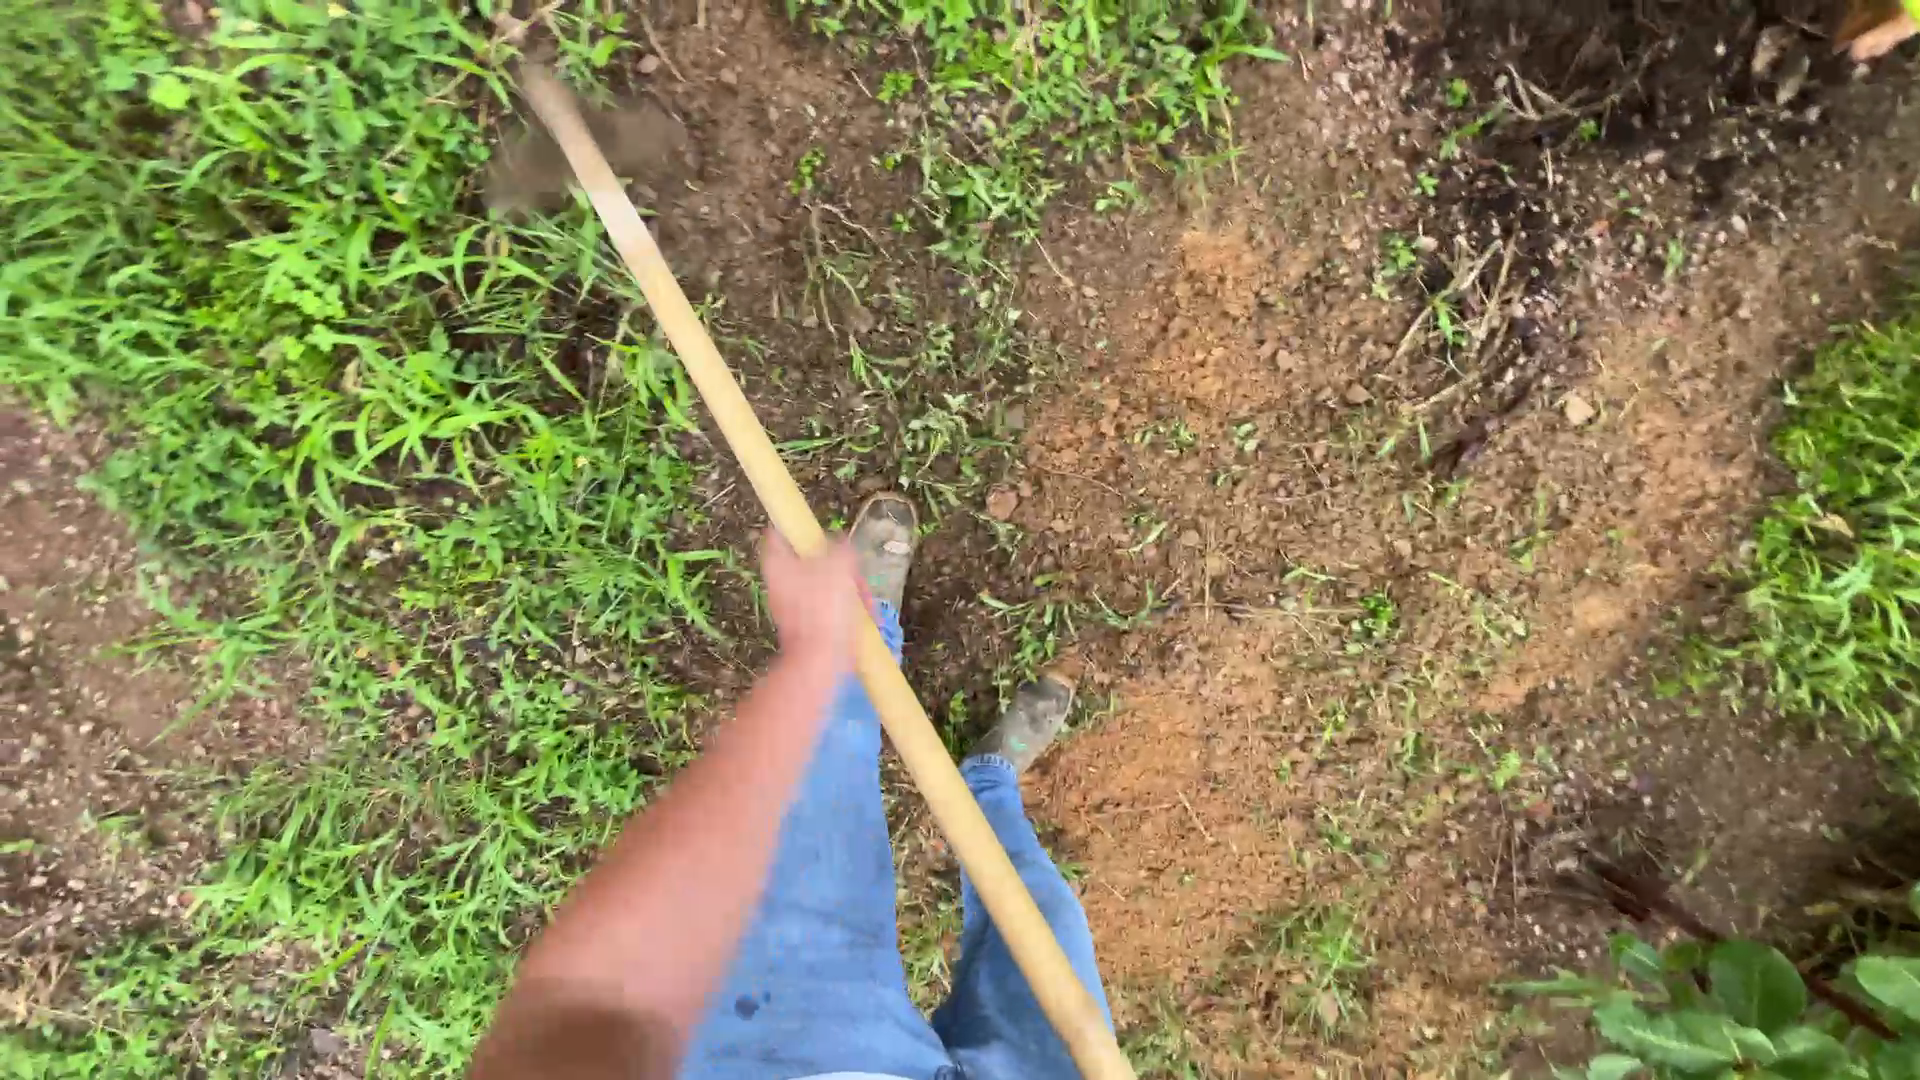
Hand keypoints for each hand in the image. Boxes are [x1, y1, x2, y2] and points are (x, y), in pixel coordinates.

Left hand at [760, 530, 864, 669]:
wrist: (820, 662)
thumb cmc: (824, 610)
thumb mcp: (839, 567)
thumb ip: (840, 548)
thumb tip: (842, 543)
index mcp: (778, 563)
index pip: (779, 531)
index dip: (799, 526)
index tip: (820, 529)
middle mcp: (780, 582)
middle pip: (811, 560)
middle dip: (840, 566)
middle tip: (856, 573)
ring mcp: (793, 605)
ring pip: (825, 584)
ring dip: (849, 589)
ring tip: (866, 603)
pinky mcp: (807, 625)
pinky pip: (829, 607)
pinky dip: (846, 609)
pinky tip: (864, 618)